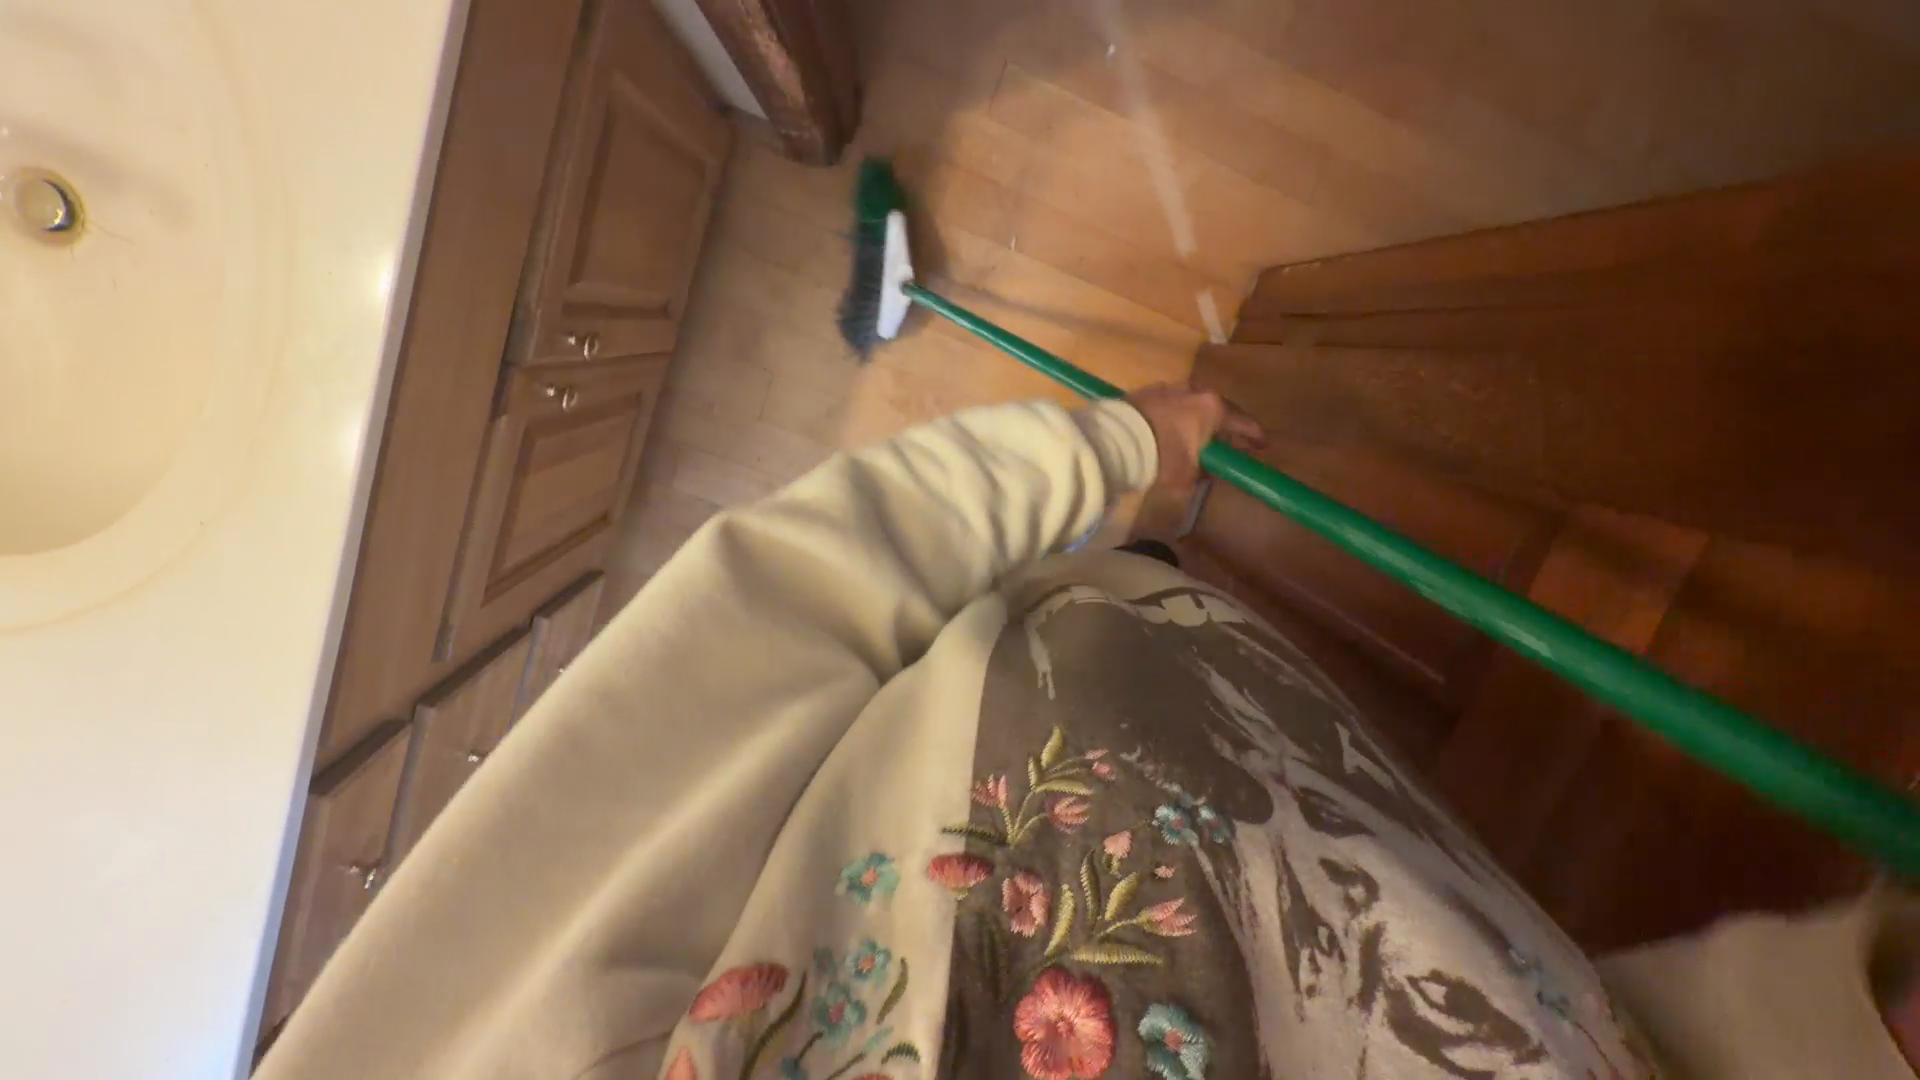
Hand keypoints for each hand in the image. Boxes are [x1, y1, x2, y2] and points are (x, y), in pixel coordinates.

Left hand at [1126, 383, 1266, 497]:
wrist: (1116, 439)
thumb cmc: (1161, 457)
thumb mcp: (1186, 475)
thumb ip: (1202, 473)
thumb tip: (1206, 473)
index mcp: (1212, 409)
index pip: (1241, 422)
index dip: (1252, 436)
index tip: (1261, 445)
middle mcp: (1194, 391)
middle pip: (1216, 408)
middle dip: (1223, 426)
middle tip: (1227, 442)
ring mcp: (1169, 388)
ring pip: (1190, 403)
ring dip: (1196, 419)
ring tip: (1196, 436)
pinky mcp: (1146, 391)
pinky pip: (1168, 404)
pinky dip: (1174, 416)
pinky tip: (1169, 429)